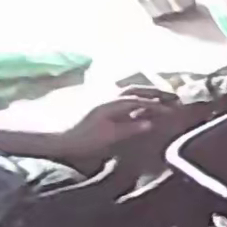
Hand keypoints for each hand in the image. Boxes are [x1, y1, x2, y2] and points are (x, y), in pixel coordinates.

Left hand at [53, 90, 173, 159]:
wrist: (52, 136)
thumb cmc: (81, 138)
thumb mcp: (108, 136)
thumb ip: (130, 128)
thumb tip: (151, 122)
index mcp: (111, 103)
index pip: (140, 101)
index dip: (159, 105)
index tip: (174, 111)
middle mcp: (106, 94)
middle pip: (136, 89)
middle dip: (156, 92)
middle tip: (174, 97)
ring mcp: (99, 95)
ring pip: (127, 88)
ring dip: (145, 91)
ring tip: (160, 96)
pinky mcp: (95, 100)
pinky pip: (120, 93)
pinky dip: (134, 94)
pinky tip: (138, 100)